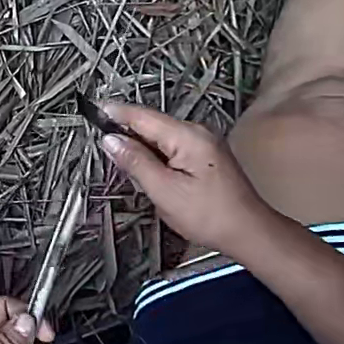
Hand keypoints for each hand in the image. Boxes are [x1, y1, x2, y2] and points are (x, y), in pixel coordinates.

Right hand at [99, 101, 280, 258]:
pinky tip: (143, 165)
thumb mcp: (164, 191)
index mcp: (187, 136)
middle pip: (152, 124)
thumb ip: (135, 162)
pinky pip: (172, 146)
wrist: (249, 232)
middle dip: (126, 129)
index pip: (143, 117)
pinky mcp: (205, 155)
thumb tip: (111, 140)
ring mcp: (204, 142)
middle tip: (99, 136)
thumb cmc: (208, 215)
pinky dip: (154, 152)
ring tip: (116, 152)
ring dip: (139, 142)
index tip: (94, 110)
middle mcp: (197, 132)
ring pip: (161, 136)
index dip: (116, 113)